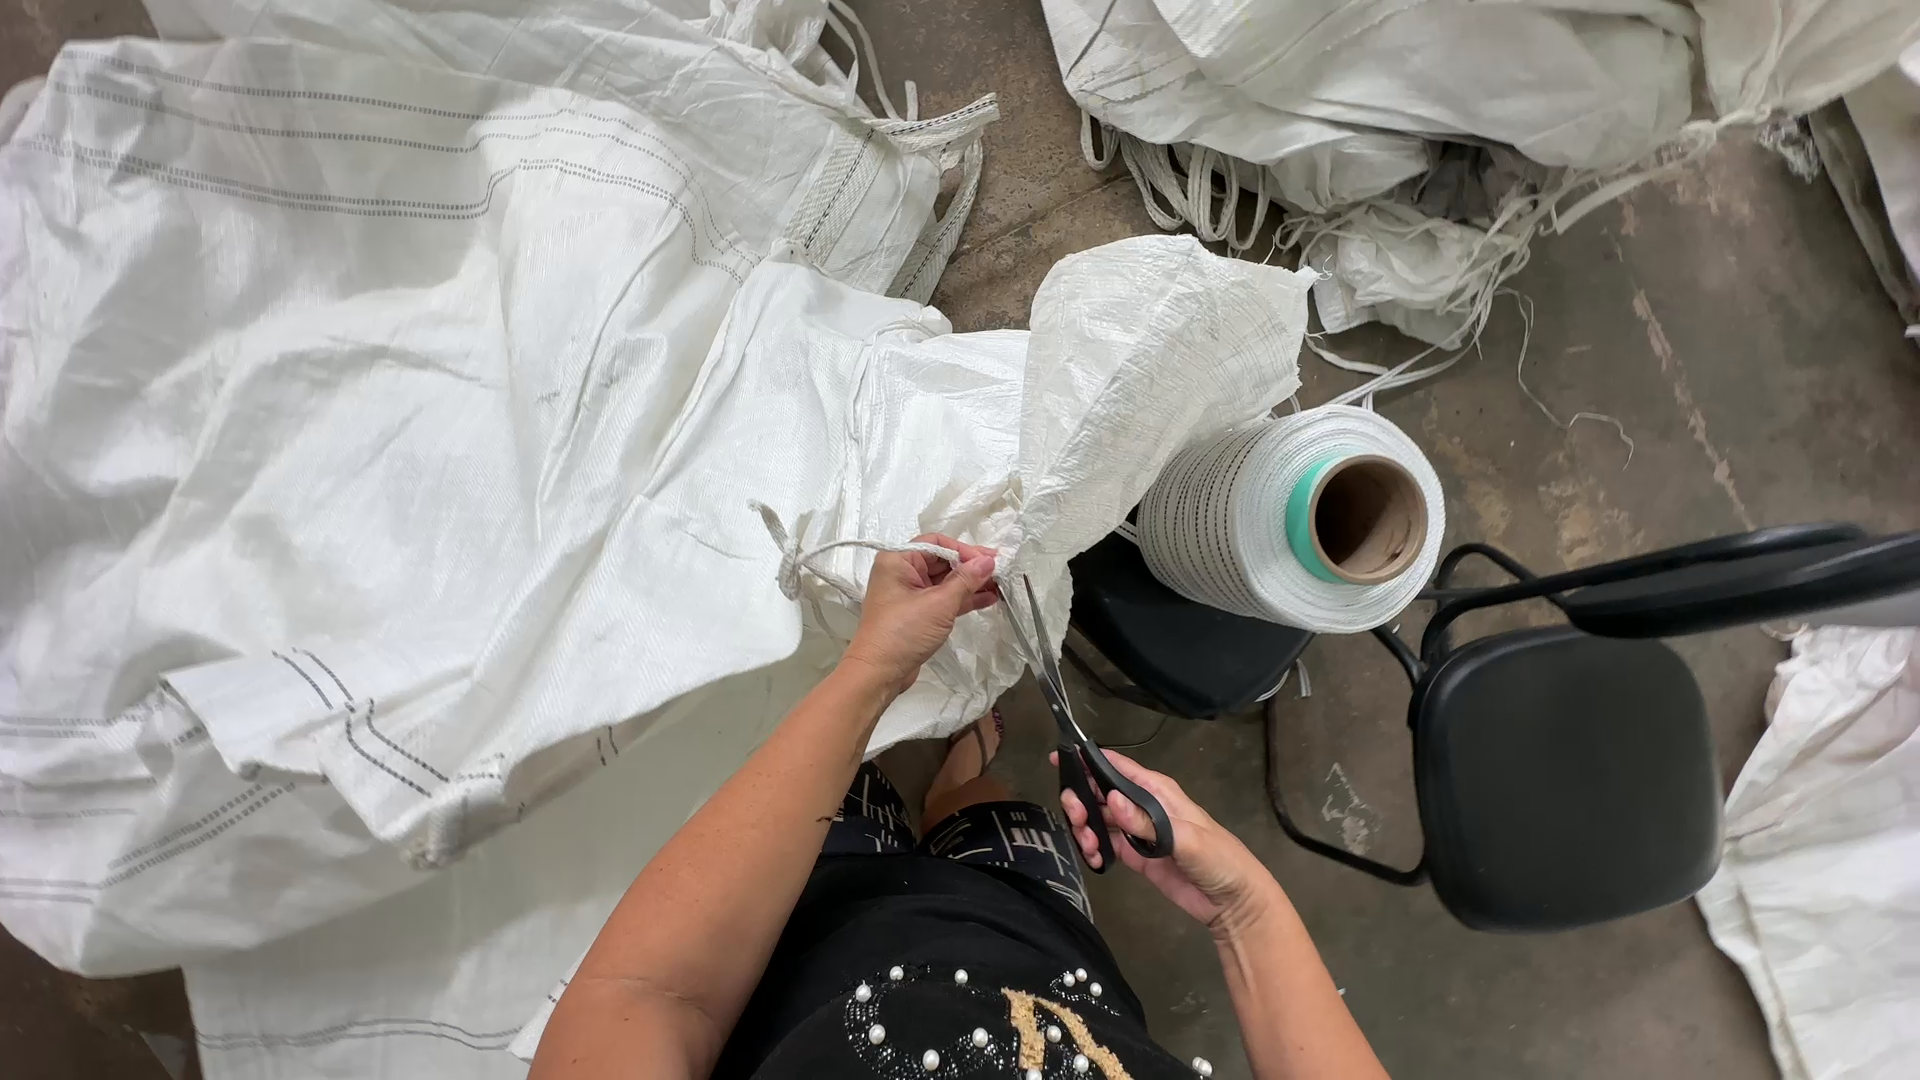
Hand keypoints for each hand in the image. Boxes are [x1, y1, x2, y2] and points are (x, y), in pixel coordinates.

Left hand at [841, 535, 999, 695]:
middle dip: (970, 566)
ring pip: (945, 581)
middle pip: (942, 561)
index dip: (964, 549)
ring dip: (970, 583)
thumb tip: (987, 561)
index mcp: (898, 560)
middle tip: (1000, 571)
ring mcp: (909, 594)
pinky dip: (963, 599)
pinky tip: (988, 599)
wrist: (878, 673)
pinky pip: (943, 599)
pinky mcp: (917, 614)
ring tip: (999, 585)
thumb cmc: (903, 632)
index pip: (936, 543)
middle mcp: (902, 572)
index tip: (989, 560)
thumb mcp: (939, 603)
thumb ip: (965, 580)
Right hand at [1055, 749, 1279, 938]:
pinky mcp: (1135, 854)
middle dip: (1081, 800)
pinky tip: (1094, 858)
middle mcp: (1141, 805)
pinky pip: (1106, 844)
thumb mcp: (1185, 838)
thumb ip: (1147, 821)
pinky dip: (1094, 849)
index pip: (1116, 767)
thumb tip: (1111, 798)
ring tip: (1087, 845)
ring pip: (1099, 818)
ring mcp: (1137, 830)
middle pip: (1100, 792)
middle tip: (1075, 816)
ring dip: (1085, 827)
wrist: (1233, 901)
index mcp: (1155, 790)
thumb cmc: (1217, 858)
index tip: (1058, 758)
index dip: (1087, 760)